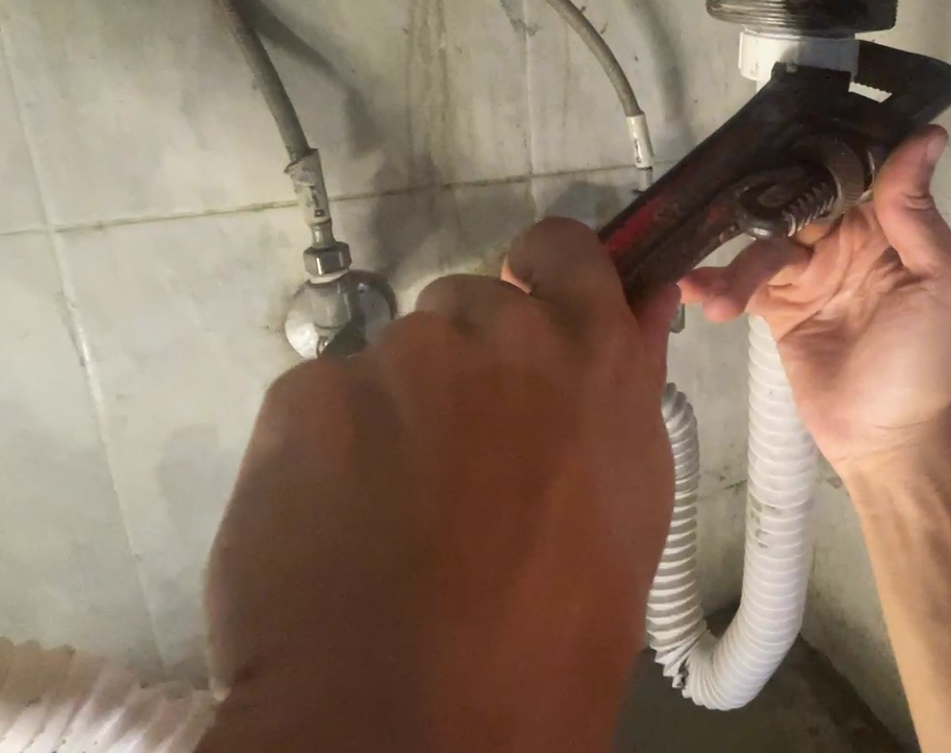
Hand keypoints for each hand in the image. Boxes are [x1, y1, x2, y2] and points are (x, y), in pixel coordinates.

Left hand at [201, 218, 677, 752]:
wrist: (428, 714)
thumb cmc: (567, 605)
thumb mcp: (634, 481)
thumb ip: (632, 372)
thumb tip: (645, 295)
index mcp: (588, 347)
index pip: (561, 246)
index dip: (545, 268)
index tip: (534, 303)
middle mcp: (497, 330)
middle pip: (469, 304)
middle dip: (469, 357)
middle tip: (465, 448)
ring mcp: (397, 359)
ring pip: (394, 355)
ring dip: (399, 402)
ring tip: (398, 500)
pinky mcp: (305, 400)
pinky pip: (321, 396)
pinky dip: (329, 442)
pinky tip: (339, 517)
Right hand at [681, 126, 950, 477]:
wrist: (889, 438)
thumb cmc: (927, 358)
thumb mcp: (943, 280)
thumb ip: (918, 213)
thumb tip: (928, 135)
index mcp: (888, 226)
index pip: (850, 175)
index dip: (819, 154)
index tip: (782, 132)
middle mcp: (845, 241)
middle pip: (797, 205)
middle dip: (764, 204)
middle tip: (726, 201)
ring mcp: (809, 275)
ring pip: (766, 245)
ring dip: (741, 265)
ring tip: (722, 298)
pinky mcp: (779, 309)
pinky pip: (744, 285)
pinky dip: (717, 283)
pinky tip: (694, 289)